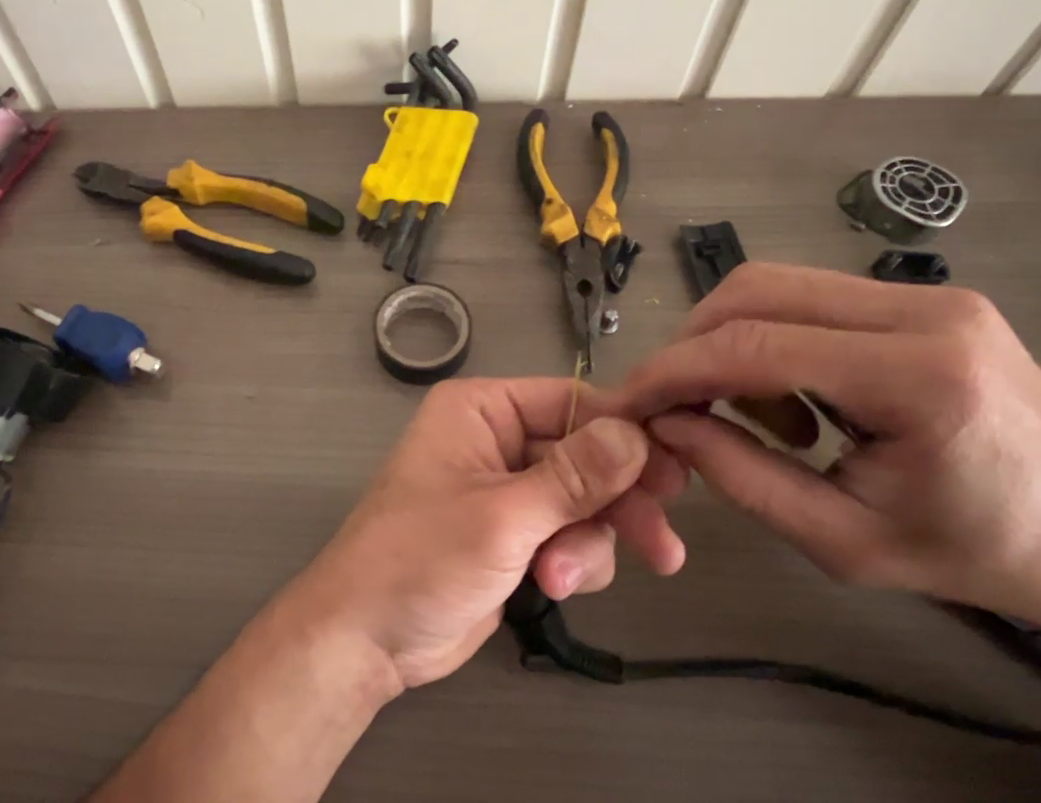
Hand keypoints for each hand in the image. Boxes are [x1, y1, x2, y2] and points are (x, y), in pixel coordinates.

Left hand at [283, 377, 688, 692]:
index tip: (675, 468)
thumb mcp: (502, 517)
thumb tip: (636, 434)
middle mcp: (496, 441)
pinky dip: (573, 562)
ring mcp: (508, 492)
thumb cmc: (419, 560)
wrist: (366, 638)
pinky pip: (570, 536)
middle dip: (617, 502)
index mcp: (481, 411)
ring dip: (589, 542)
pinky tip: (551, 588)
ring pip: (585, 501)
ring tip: (561, 578)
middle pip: (587, 455)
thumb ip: (574, 478)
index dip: (624, 433)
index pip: (571, 402)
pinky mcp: (515, 538)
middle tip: (661, 541)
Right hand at [604, 262, 1040, 637]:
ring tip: (748, 416)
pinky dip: (773, 340)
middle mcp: (928, 311)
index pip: (753, 346)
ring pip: (779, 285)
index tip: (624, 403)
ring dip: (731, 342)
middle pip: (757, 290)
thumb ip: (741, 478)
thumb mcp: (842, 542)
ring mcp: (934, 294)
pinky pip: (814, 298)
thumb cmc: (974, 556)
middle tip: (671, 406)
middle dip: (691, 345)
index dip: (672, 371)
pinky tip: (796, 401)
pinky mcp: (931, 298)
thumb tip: (664, 424)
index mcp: (919, 379)